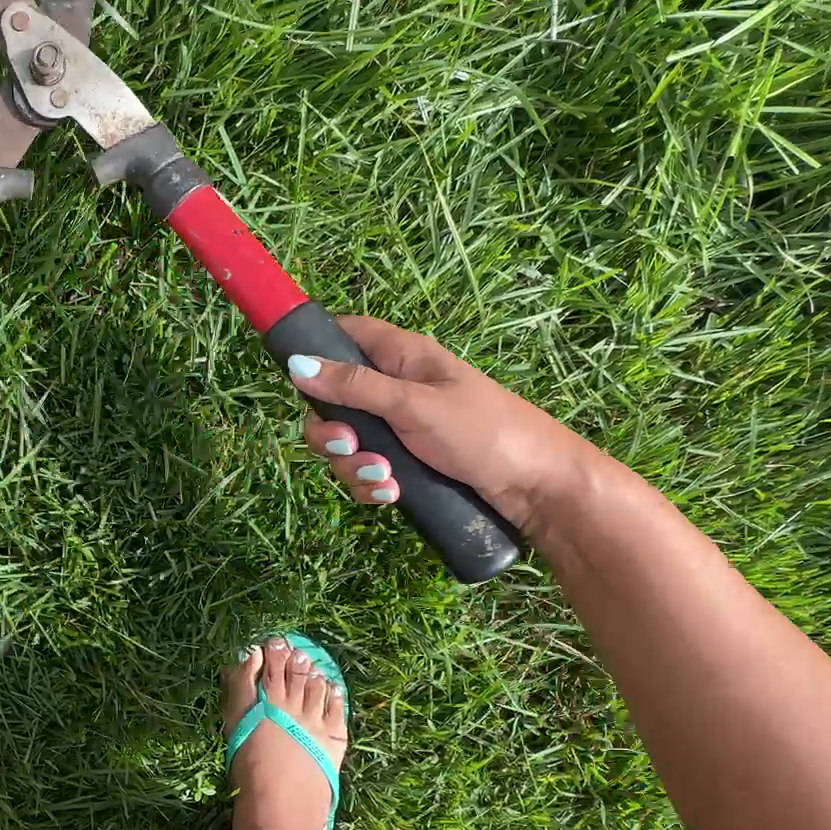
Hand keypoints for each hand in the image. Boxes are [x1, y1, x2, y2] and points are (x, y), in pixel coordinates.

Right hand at [286, 315, 601, 531]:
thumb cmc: (484, 432)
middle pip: (331, 401)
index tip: (293, 375)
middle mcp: (394, 388)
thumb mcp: (414, 406)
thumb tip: (296, 366)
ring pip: (345, 443)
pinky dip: (371, 484)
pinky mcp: (404, 462)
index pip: (344, 335)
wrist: (537, 488)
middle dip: (330, 432)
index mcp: (401, 357)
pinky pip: (365, 470)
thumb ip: (354, 387)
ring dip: (354, 466)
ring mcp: (398, 428)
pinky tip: (391, 494)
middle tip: (345, 446)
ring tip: (385, 480)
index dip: (314, 349)